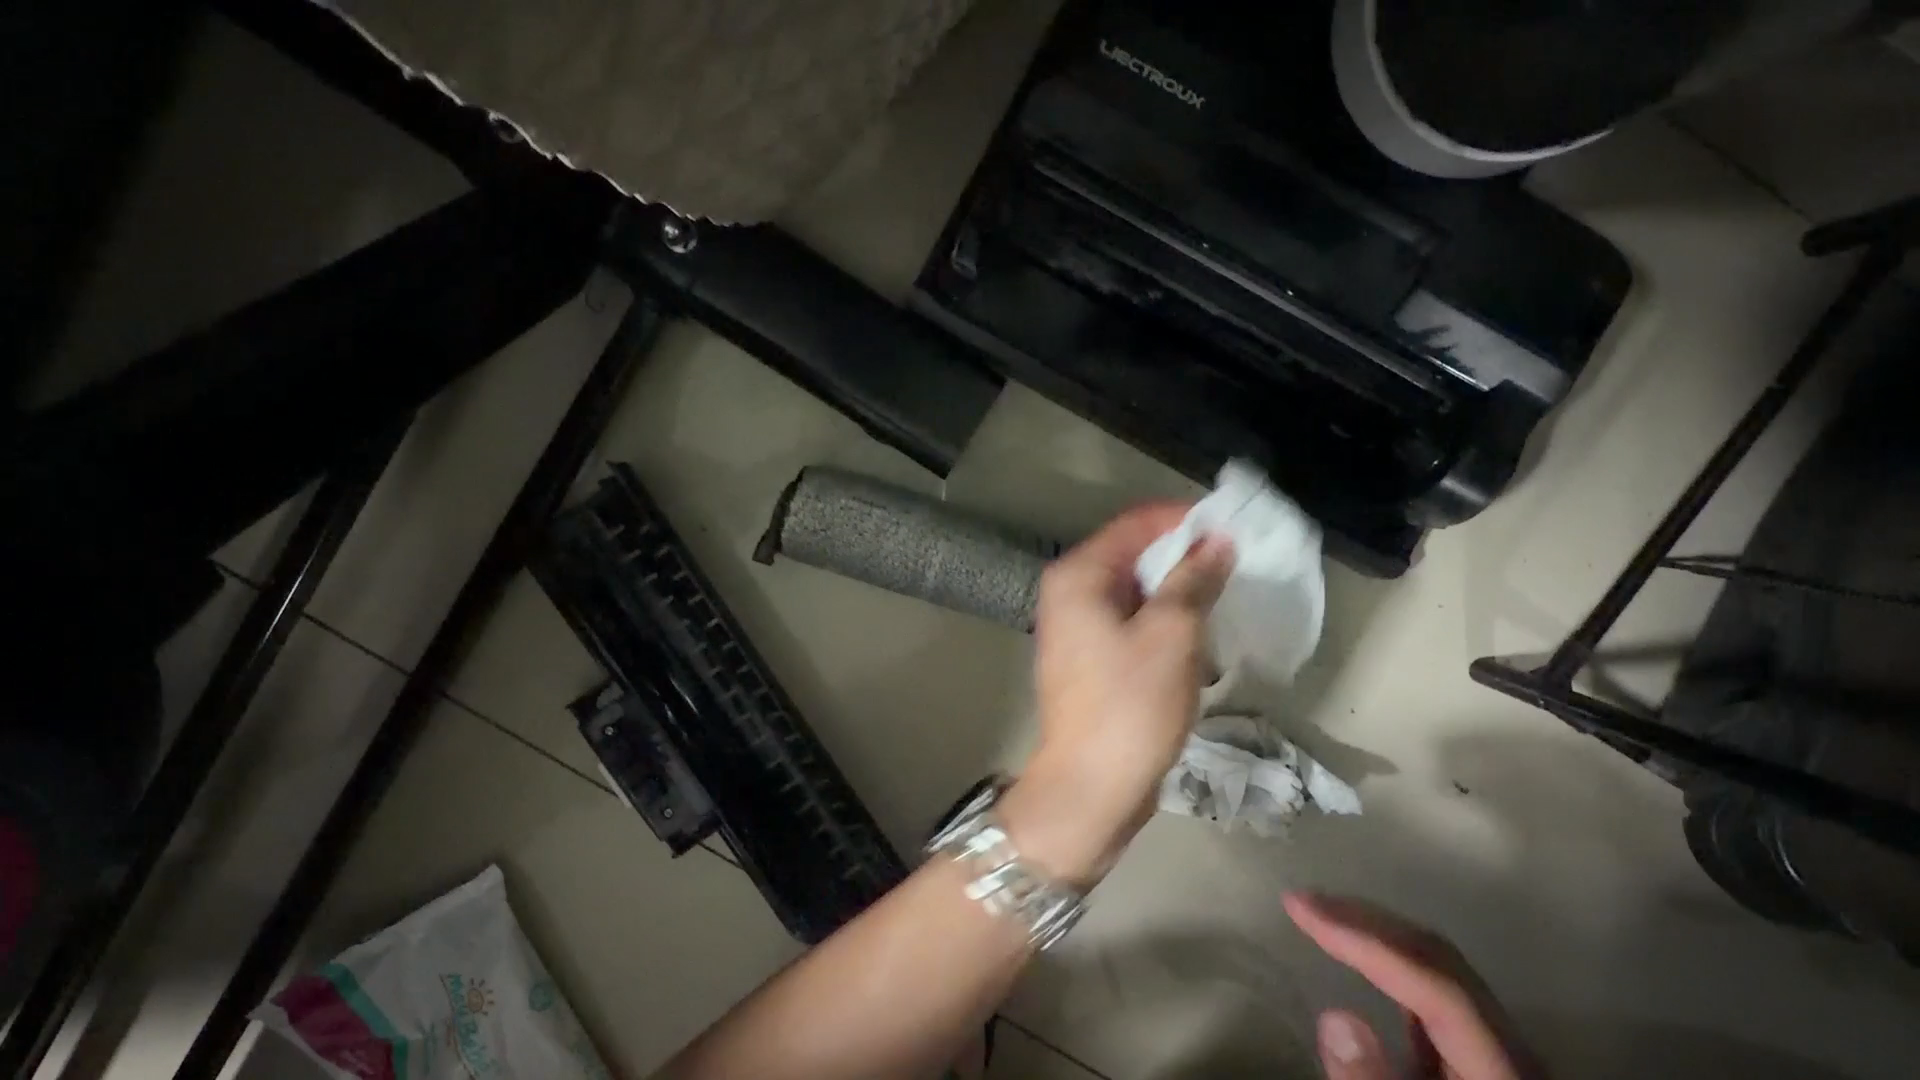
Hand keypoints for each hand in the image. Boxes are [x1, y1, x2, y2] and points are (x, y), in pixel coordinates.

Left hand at [998, 503, 1233, 888]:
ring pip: (1135, 591)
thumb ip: (1194, 580)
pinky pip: (1131, 623)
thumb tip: (1217, 541)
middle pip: (1133, 555)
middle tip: (1236, 565)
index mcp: (1078, 576)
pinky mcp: (1090, 660)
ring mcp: (1076, 629)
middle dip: (1185, 558)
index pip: (1136, 524)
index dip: (1185, 521)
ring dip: (1177, 592)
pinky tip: (1197, 636)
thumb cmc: (1131, 705)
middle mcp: (1069, 593)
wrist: (1092, 787)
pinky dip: (1163, 622)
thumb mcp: (1172, 634)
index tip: (1234, 530)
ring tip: (1223, 598)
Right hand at [1284, 893, 1541, 1079]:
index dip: (1367, 941)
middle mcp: (1513, 1055)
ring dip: (1380, 938)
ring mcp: (1504, 1058)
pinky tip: (1364, 967)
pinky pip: (1440, 1001)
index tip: (1300, 908)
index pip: (1436, 987)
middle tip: (1303, 902)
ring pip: (1445, 975)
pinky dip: (1395, 971)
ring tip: (1325, 919)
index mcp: (1504, 1073)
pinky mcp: (1486, 1067)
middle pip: (1445, 967)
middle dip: (1370, 925)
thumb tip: (1335, 1017)